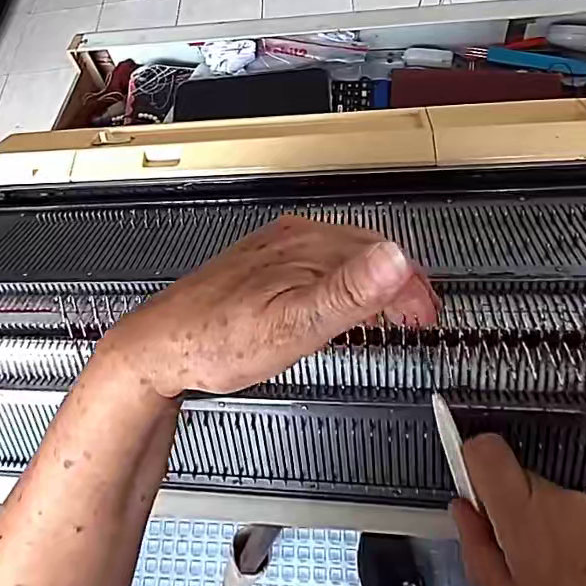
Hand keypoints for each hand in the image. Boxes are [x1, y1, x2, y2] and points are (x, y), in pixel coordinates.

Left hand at [95, 216, 436, 397]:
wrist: (159, 346)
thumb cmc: (216, 340)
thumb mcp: (292, 324)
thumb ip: (349, 293)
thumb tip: (396, 260)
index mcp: (308, 247)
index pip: (381, 257)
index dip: (412, 288)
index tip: (426, 315)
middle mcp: (294, 239)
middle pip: (368, 252)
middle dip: (399, 283)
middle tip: (417, 315)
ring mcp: (277, 249)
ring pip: (344, 256)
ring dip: (375, 281)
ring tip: (391, 310)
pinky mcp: (265, 264)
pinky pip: (320, 263)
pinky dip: (345, 281)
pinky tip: (340, 299)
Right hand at [451, 435, 585, 585]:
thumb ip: (480, 551)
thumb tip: (464, 514)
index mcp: (527, 512)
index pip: (485, 449)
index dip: (471, 459)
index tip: (469, 481)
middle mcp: (568, 496)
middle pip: (525, 483)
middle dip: (519, 516)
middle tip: (526, 566)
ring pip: (563, 507)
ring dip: (559, 535)